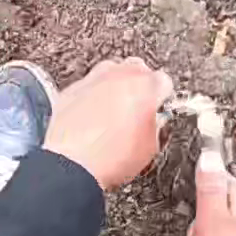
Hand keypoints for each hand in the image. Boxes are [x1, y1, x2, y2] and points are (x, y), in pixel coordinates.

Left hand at [43, 58, 173, 190]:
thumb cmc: (110, 158)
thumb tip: (153, 123)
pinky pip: (87, 87)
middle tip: (137, 109)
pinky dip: (92, 98)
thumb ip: (156, 125)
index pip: (163, 81)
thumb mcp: (150, 148)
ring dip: (115, 87)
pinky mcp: (71, 90)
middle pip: (136, 69)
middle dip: (139, 86)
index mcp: (146, 87)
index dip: (162, 97)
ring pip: (110, 72)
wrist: (74, 166)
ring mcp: (93, 81)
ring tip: (114, 113)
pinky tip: (93, 118)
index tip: (158, 108)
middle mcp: (119, 76)